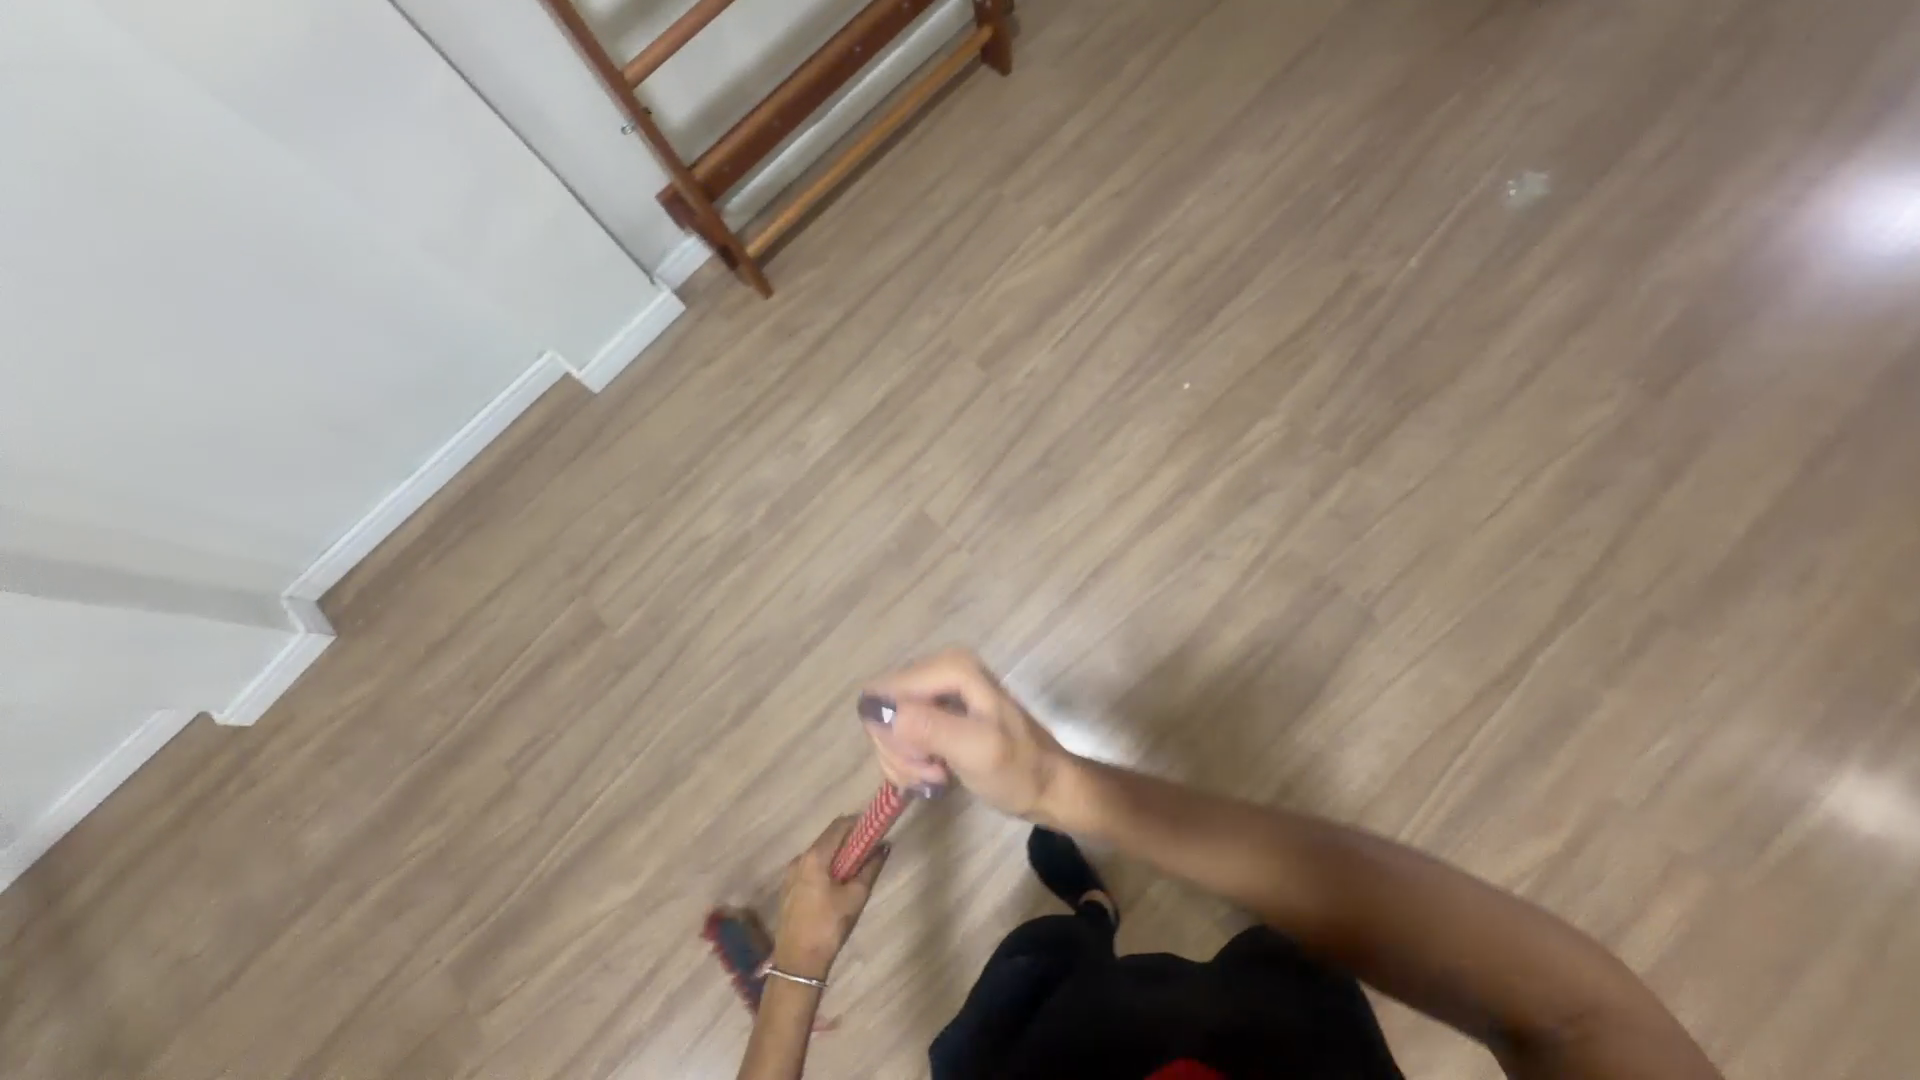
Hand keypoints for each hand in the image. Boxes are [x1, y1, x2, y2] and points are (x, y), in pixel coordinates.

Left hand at [771, 816, 888, 978]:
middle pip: (828, 839)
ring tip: (857, 869)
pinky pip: (811, 869)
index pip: (839, 825)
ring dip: (839, 856)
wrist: (797, 964)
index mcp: (814, 857)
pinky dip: (827, 868)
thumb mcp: (855, 897)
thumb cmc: (828, 927)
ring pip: (819, 855)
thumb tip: (883, 847)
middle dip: (850, 841)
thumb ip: (870, 868)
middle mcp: (798, 859)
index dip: (859, 824)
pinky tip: (838, 885)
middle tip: (870, 850)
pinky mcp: (789, 889)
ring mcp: (790, 874)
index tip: (875, 830)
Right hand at [861, 648, 1072, 821]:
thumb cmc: (1020, 770)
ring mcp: (935, 693)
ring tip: (938, 775)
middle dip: (900, 750)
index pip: (882, 695)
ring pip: (887, 728)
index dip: (894, 733)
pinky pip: (899, 737)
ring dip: (905, 761)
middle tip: (934, 771)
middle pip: (881, 711)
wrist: (1048, 788)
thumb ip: (931, 728)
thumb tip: (878, 712)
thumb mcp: (978, 751)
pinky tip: (935, 774)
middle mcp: (938, 670)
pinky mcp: (934, 714)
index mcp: (949, 667)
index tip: (927, 758)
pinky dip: (909, 763)